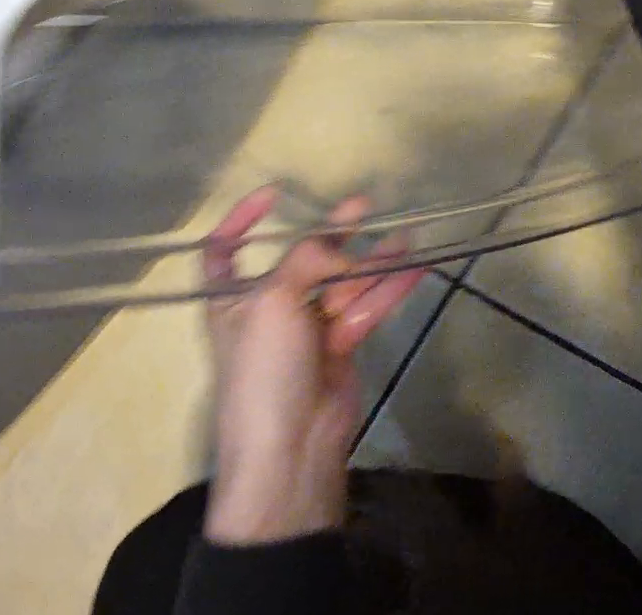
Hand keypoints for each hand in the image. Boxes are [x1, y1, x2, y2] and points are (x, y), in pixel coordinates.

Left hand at [199, 188, 423, 544]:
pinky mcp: (341, 345)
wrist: (291, 446)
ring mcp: (307, 328)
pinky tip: (417, 266)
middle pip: (301, 260)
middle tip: (363, 205)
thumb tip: (341, 250)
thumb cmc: (264, 369)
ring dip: (374, 260)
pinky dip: (391, 287)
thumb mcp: (271, 302)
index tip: (272, 196)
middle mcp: (269, 309)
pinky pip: (367, 305)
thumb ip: (307, 259)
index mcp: (232, 299)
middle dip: (331, 233)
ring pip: (343, 282)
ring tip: (407, 236)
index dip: (240, 221)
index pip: (224, 251)